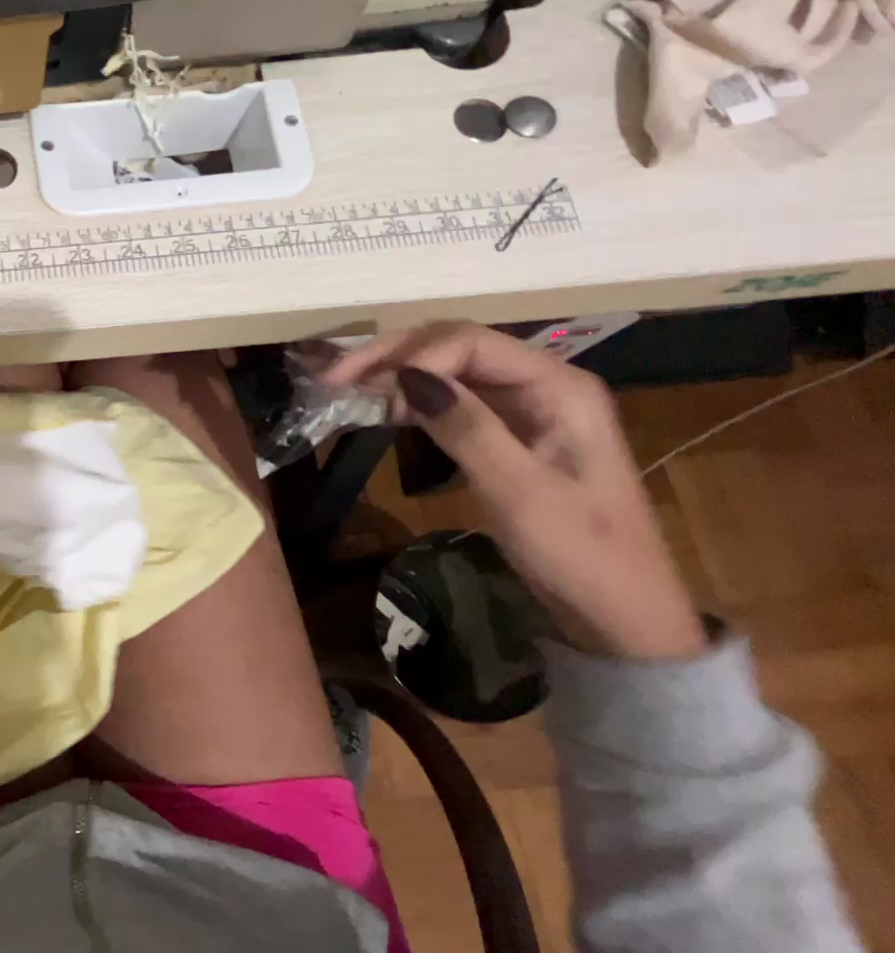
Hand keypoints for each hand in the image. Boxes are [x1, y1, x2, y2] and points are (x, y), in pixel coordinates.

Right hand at [325, 322, 707, 661]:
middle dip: (395, 355)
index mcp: (559, 387)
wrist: (617, 609)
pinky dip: (414, 402)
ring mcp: (527, 411)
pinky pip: (455, 403)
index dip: (409, 355)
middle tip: (335, 378)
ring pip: (452, 372)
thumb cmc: (578, 551)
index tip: (355, 387)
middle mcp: (543, 385)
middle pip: (458, 347)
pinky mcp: (510, 436)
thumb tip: (406, 376)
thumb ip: (467, 427)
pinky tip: (383, 412)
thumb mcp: (519, 491)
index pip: (469, 343)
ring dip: (399, 375)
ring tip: (347, 391)